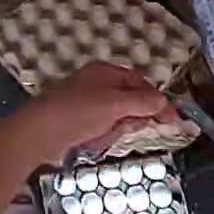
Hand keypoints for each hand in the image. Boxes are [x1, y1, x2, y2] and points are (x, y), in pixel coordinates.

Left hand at [1, 63, 176, 166]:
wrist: (38, 133)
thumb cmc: (78, 113)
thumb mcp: (115, 106)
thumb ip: (143, 103)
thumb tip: (166, 102)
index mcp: (106, 72)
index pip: (142, 84)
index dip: (158, 102)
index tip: (175, 122)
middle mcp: (97, 83)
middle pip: (131, 100)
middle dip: (134, 117)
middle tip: (128, 129)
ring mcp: (87, 102)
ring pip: (118, 117)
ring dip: (117, 129)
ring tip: (104, 135)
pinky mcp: (79, 121)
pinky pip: (102, 127)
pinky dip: (104, 135)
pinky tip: (94, 141)